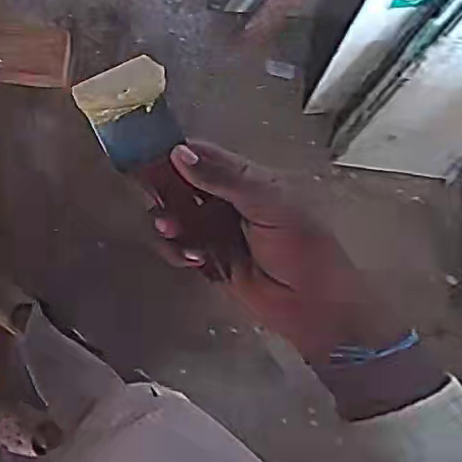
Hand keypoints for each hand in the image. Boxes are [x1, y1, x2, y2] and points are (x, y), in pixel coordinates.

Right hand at [149, 141, 405, 361]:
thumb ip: (225, 178)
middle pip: (179, 186)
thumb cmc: (305, 250)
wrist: (314, 309)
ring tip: (174, 232)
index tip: (146, 157)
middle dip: (163, 193)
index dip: (174, 154)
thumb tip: (180, 153)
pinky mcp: (205, 257)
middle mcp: (226, 201)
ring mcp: (214, 230)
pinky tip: (192, 257)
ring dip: (168, 222)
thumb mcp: (271, 203)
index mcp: (248, 179)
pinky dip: (175, 249)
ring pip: (172, 216)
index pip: (202, 156)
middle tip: (159, 200)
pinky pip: (175, 246)